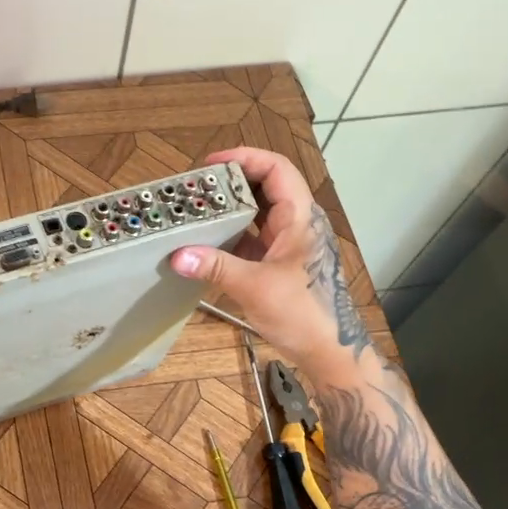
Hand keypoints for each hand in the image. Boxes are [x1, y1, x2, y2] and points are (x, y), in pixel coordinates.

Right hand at [170, 147, 362, 376]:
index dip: (246, 158)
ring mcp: (289, 246)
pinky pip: (253, 242)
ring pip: (258, 216)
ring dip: (230, 213)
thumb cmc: (303, 313)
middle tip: (198, 190)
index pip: (276, 169)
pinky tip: (207, 246)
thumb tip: (178, 256)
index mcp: (301, 217)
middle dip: (231, 184)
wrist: (330, 350)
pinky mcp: (279, 266)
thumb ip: (216, 268)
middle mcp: (297, 225)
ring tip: (197, 213)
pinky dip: (231, 239)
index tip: (212, 164)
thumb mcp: (255, 287)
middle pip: (265, 188)